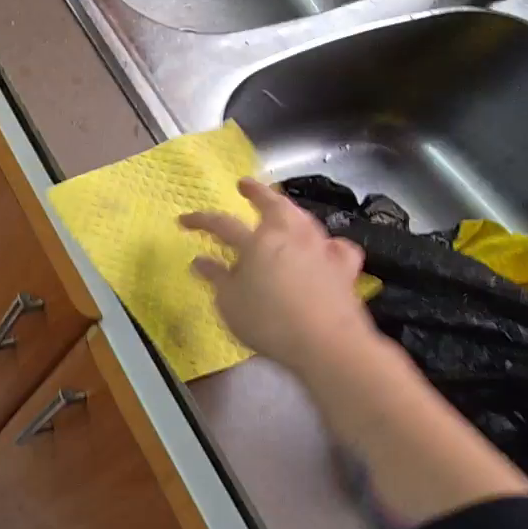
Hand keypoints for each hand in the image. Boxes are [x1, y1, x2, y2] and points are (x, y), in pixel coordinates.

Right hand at [180, 178, 375, 374]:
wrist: (325, 343)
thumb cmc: (267, 322)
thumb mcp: (229, 302)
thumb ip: (217, 277)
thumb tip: (201, 261)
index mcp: (258, 243)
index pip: (223, 224)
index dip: (201, 220)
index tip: (183, 220)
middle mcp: (292, 237)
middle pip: (275, 206)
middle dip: (258, 192)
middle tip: (245, 185)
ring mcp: (321, 250)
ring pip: (305, 220)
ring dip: (290, 212)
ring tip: (281, 211)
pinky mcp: (344, 269)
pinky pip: (335, 246)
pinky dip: (327, 242)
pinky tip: (324, 247)